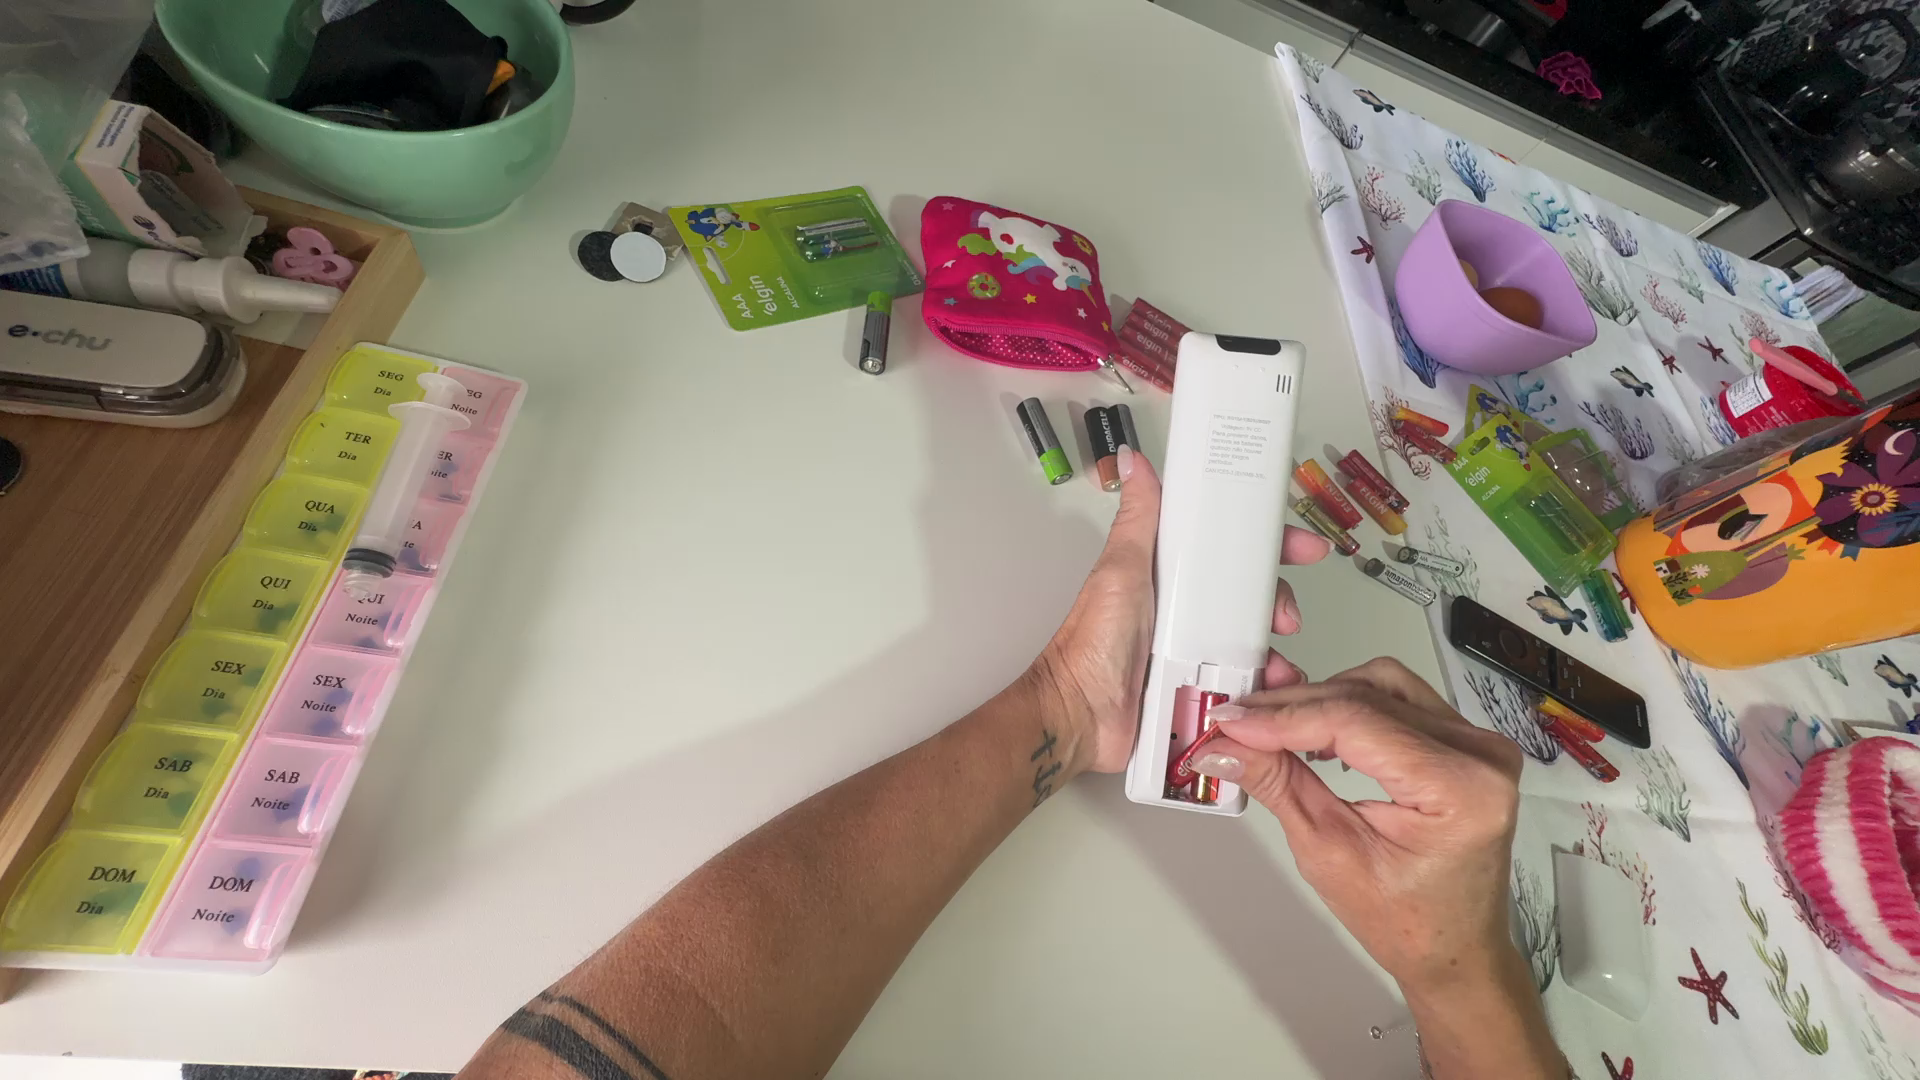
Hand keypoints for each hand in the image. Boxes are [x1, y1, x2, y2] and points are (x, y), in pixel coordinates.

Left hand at [1029, 444, 1332, 776]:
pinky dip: (1264, 684)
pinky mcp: (1199, 687)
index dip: (1265, 541)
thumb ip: (1138, 519)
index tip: (1300, 544)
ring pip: (1253, 638)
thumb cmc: (1092, 644)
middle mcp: (1183, 609)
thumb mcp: (1121, 571)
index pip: (1225, 546)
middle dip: (1279, 600)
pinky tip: (1270, 689)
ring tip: (1277, 664)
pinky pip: (1245, 681)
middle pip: (1248, 593)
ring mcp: (1192, 649)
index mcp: (1167, 575)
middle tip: (1289, 615)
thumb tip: (1133, 462)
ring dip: (1275, 648)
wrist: (1081, 719)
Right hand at [1189, 658, 1523, 990]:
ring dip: (1317, 697)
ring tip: (1269, 723)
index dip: (1281, 717)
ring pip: (1375, 682)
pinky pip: (1392, 694)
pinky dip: (1343, 701)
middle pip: (1362, 696)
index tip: (1227, 724)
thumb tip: (1220, 745)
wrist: (1452, 946)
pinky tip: (1313, 727)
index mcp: (1460, 789)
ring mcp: (1473, 740)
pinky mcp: (1458, 738)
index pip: (1353, 722)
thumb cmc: (1401, 917)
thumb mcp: (1324, 849)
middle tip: (1232, 721)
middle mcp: (1477, 753)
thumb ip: (1275, 782)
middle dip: (1287, 706)